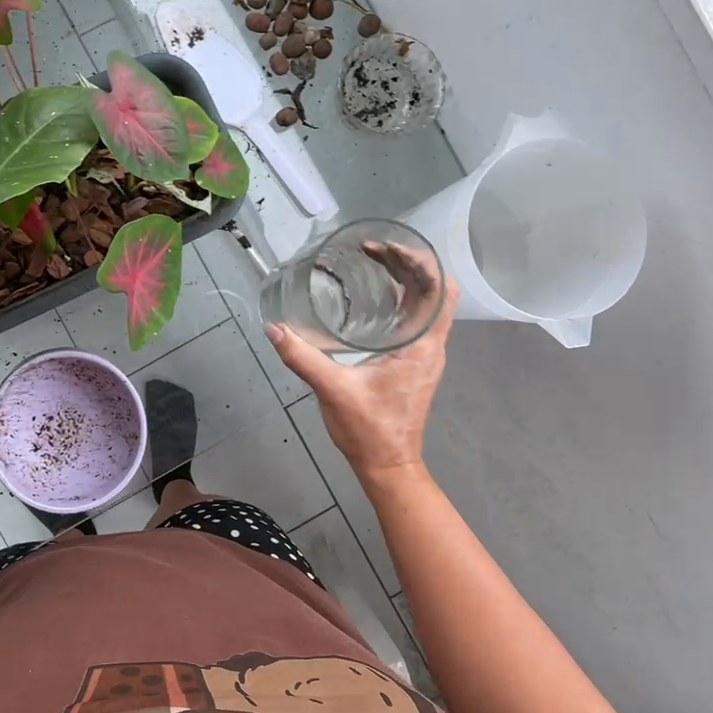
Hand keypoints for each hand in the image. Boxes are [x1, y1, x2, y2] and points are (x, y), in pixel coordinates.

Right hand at [266, 245, 458, 476]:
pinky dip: (400, 298)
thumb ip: (302, 357)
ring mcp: (424, 353)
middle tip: (371, 249)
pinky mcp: (413, 361)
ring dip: (405, 278)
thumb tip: (274, 328)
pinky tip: (371, 296)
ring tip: (372, 261)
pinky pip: (414, 317)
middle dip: (406, 262)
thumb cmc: (369, 429)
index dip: (418, 261)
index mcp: (421, 345)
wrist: (387, 464)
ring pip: (425, 302)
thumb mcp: (332, 389)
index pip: (438, 289)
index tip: (384, 248)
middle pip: (433, 288)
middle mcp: (430, 343)